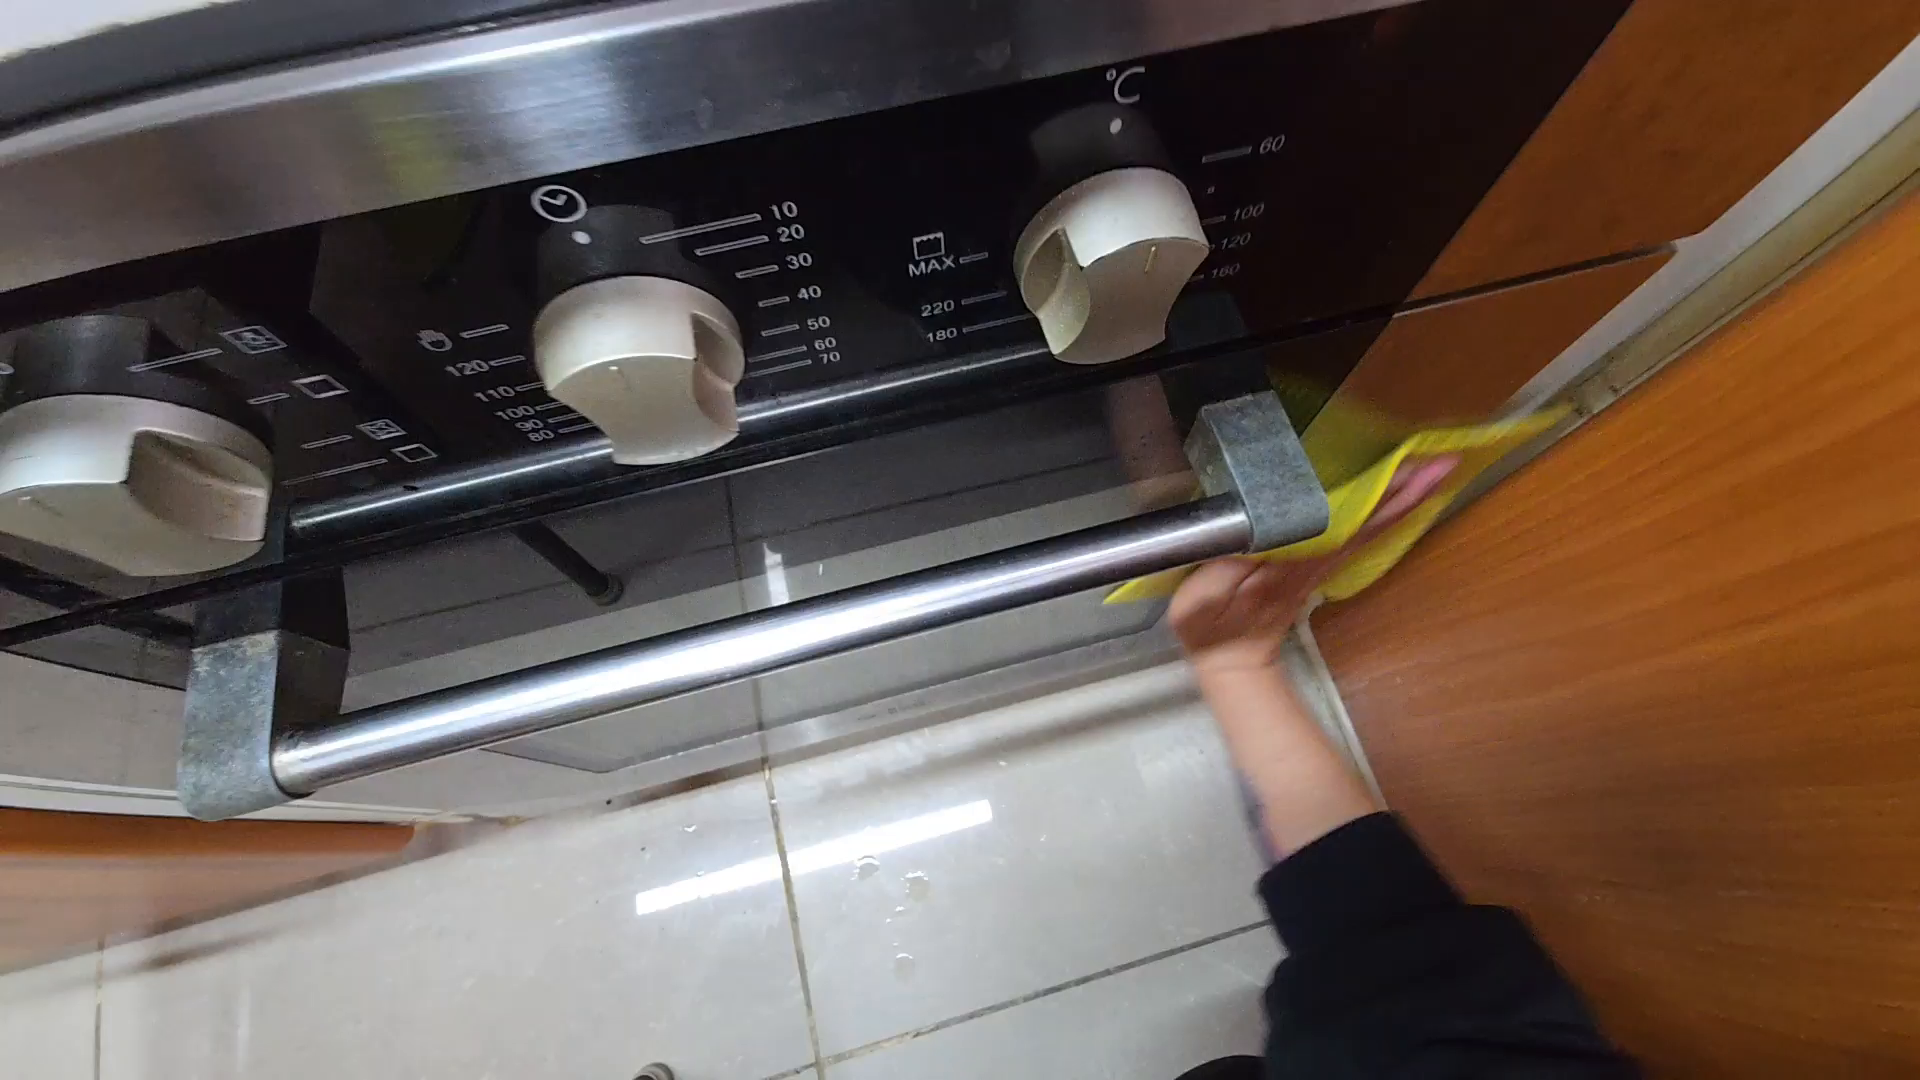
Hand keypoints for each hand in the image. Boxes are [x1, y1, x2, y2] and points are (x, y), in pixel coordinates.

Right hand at [1169, 455, 1458, 671]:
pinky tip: (1395, 505)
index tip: (1409, 473)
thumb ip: (1227, 564)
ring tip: (1431, 475)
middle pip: (1363, 526)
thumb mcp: (1201, 598)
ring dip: (1398, 504)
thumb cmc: (1208, 629)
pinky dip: (1380, 521)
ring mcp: (1317, 571)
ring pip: (1365, 534)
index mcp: (1286, 567)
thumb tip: (1255, 528)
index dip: (1371, 502)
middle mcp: (1312, 565)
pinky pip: (1355, 542)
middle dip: (1401, 495)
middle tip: (1442, 464)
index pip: (1337, 528)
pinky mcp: (1314, 574)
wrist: (1230, 666)